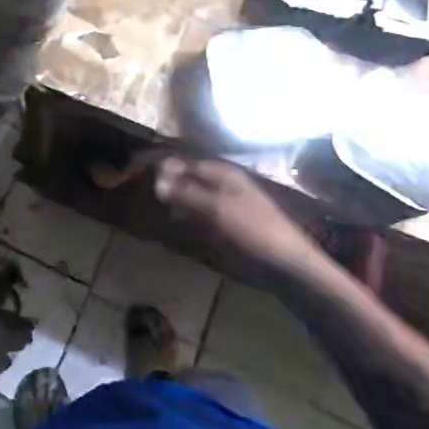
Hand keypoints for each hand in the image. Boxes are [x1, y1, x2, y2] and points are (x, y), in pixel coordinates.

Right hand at [151, 158, 329, 291]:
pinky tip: (180, 230)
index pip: (185, 163)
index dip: (164, 170)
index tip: (141, 181)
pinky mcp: (230, 225)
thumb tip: (155, 180)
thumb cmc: (252, 232)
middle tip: (145, 200)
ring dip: (177, 205)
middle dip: (169, 187)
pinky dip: (189, 220)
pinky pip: (202, 216)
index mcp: (223, 173)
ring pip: (194, 198)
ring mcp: (228, 205)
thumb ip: (185, 193)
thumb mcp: (215, 210)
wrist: (287, 265)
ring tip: (157, 215)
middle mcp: (224, 184)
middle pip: (189, 179)